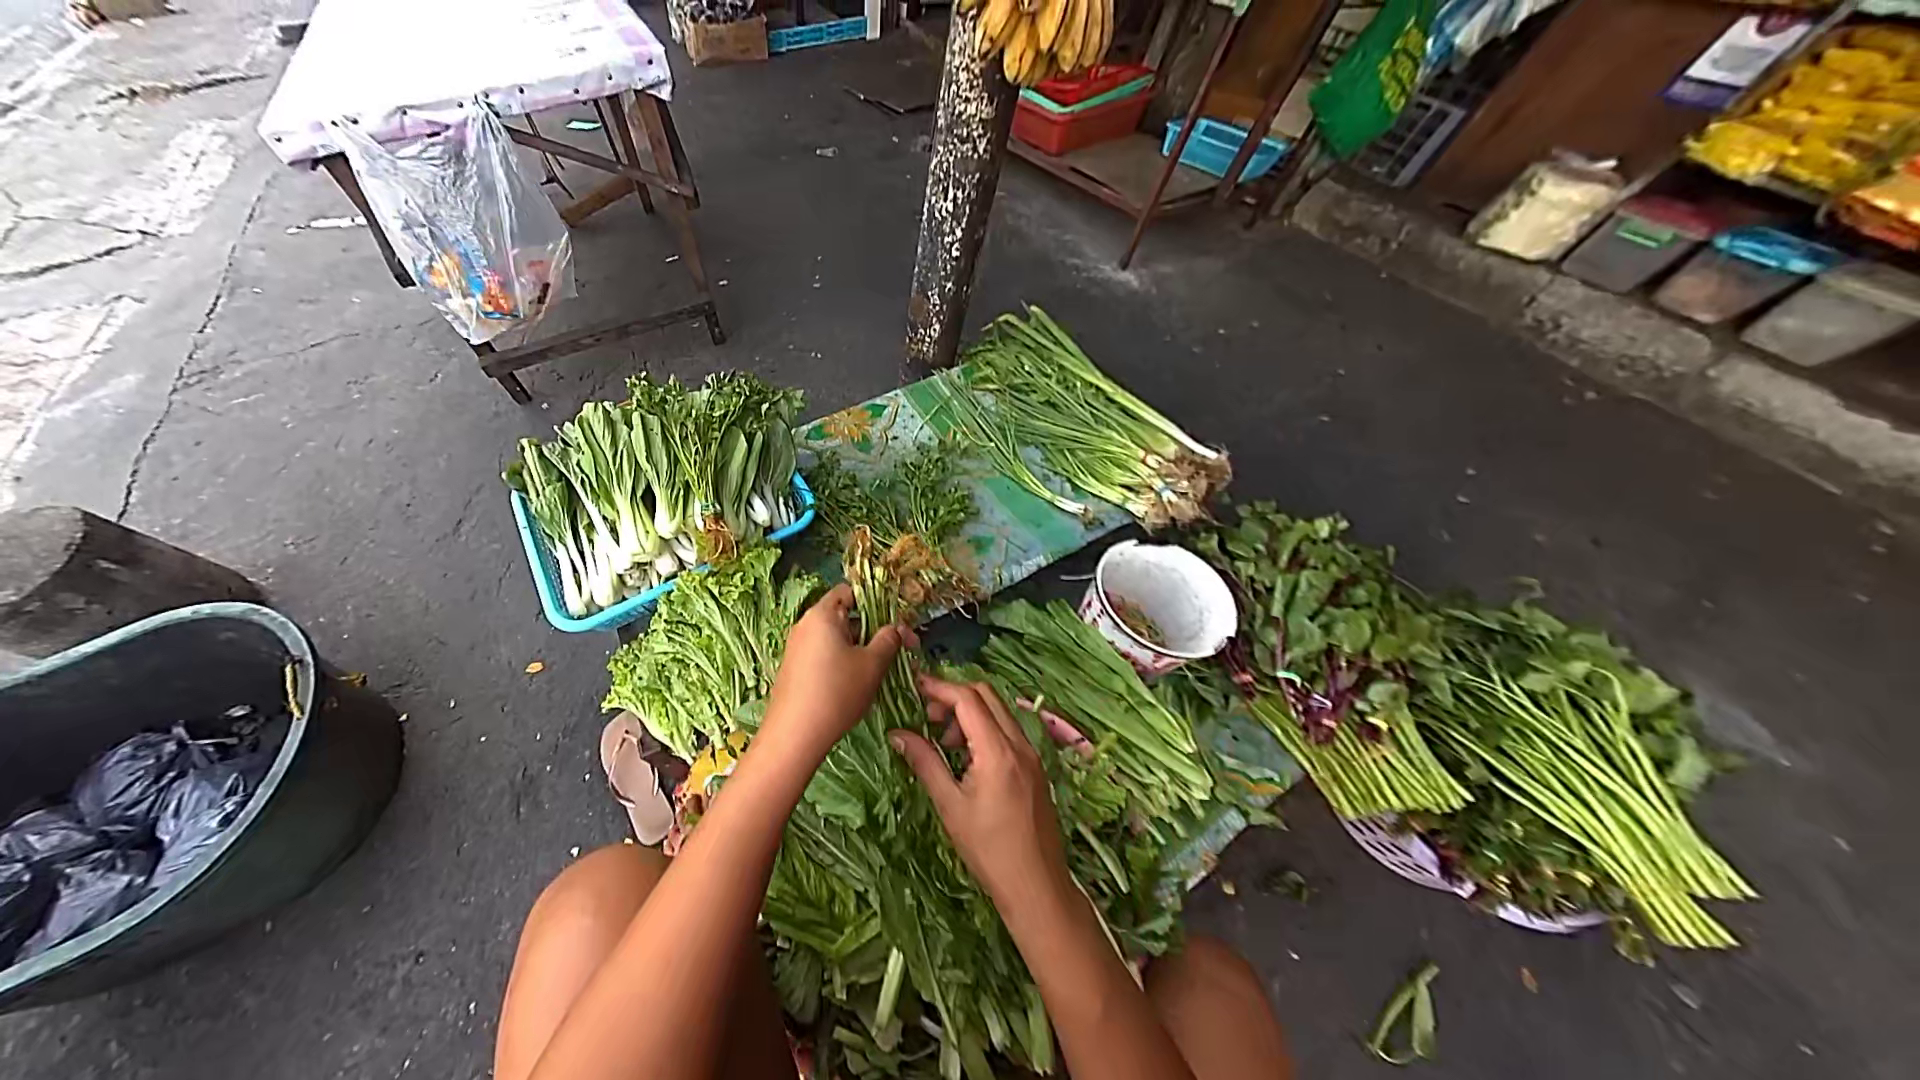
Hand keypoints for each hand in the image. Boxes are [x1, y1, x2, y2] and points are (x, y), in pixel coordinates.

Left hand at [761, 584, 913, 760]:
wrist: (794, 736)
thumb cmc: (836, 692)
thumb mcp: (872, 664)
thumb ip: (888, 640)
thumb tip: (896, 628)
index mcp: (822, 615)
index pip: (850, 592)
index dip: (875, 602)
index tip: (894, 622)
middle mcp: (806, 626)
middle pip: (845, 617)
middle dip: (873, 630)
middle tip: (897, 650)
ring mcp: (797, 649)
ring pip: (837, 640)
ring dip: (860, 650)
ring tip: (880, 671)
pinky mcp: (795, 671)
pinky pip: (825, 657)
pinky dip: (843, 664)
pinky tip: (857, 685)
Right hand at [890, 676, 1070, 911]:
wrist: (1036, 884)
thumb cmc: (989, 851)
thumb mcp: (950, 806)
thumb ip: (925, 763)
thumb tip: (897, 734)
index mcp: (998, 751)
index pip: (968, 699)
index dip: (939, 688)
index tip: (914, 687)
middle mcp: (1020, 744)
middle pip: (987, 696)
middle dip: (954, 697)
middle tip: (927, 718)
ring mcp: (1032, 754)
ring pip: (999, 712)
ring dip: (970, 715)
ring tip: (945, 745)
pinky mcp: (1035, 766)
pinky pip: (1008, 731)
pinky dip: (985, 730)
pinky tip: (967, 758)